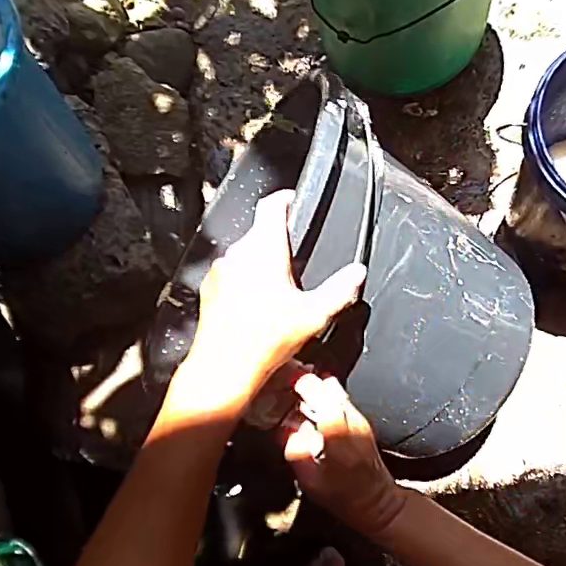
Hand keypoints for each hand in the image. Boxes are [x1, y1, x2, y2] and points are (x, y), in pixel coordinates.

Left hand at [182, 190, 365, 406]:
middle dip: (276, 240)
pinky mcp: (209, 288)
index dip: (286, 198)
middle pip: (259, 231)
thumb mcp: (313, 315)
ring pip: (242, 254)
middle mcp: (237, 253)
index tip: (293, 201)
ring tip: (275, 289)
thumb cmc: (264, 340)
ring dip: (258, 262)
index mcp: (264, 249)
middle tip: (293, 261)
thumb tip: (356, 274)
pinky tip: (253, 304)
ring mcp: (220, 270)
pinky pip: (228, 274)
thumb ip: (339, 290)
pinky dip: (241, 281)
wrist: (224, 367)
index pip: (272, 205)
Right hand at [281, 373, 407, 541]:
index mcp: (338, 433)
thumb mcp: (310, 481)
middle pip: (326, 386)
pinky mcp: (361, 419)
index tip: (282, 383)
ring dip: (314, 389)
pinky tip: (311, 409)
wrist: (376, 501)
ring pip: (333, 389)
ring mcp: (359, 418)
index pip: (319, 393)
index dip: (299, 384)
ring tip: (296, 398)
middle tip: (285, 389)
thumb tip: (281, 427)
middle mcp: (352, 420)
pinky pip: (339, 398)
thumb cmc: (344, 496)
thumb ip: (294, 451)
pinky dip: (323, 397)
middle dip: (304, 384)